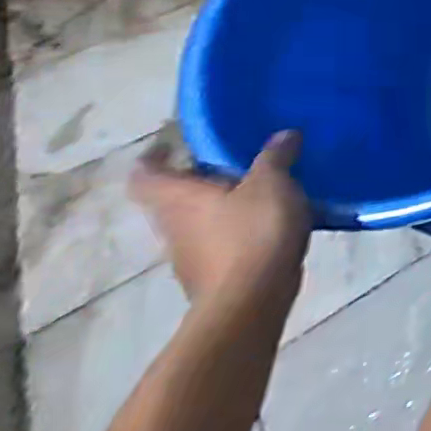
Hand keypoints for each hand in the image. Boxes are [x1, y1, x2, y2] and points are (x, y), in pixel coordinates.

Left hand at [131, 130, 311, 306]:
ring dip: (218, 203)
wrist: (251, 296)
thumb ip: (276, 156)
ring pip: (195, 218)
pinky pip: (218, 236)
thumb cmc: (254, 230)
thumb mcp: (273, 183)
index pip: (147, 175)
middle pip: (172, 197)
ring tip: (259, 188)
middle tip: (232, 161)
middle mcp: (173, 223)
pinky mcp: (210, 269)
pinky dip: (235, 224)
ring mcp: (189, 250)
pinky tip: (268, 219)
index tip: (172, 145)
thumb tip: (283, 134)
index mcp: (178, 198)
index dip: (155, 158)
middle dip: (196, 179)